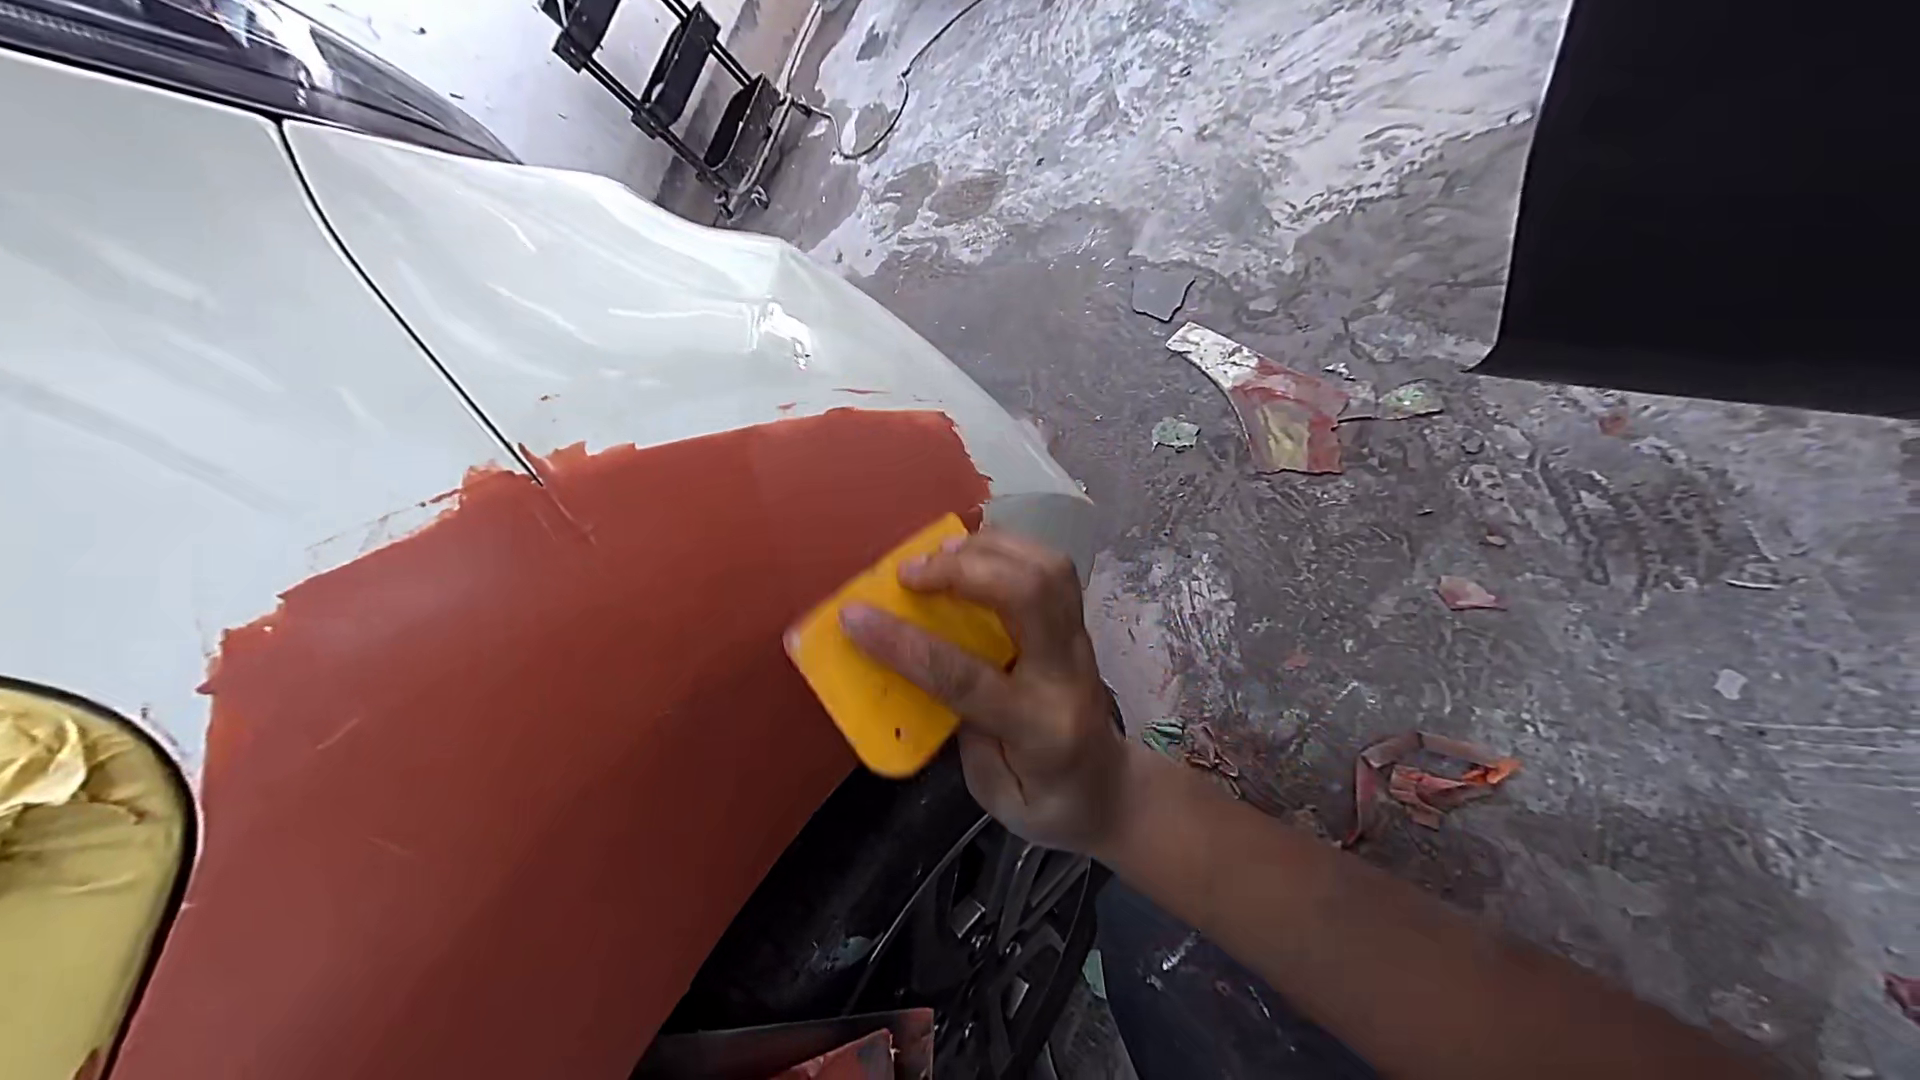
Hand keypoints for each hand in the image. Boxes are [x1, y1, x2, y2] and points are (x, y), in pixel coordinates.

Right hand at [839, 528, 1130, 854]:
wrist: (1112, 791)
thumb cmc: (1050, 804)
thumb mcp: (994, 795)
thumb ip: (962, 731)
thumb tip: (926, 663)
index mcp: (1039, 728)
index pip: (966, 676)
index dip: (904, 643)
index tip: (855, 616)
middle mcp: (1066, 675)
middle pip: (1028, 594)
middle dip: (961, 569)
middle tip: (909, 572)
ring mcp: (1081, 643)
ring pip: (1047, 569)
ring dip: (987, 548)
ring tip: (939, 554)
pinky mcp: (1079, 626)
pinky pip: (1051, 569)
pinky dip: (1008, 548)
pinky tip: (973, 553)